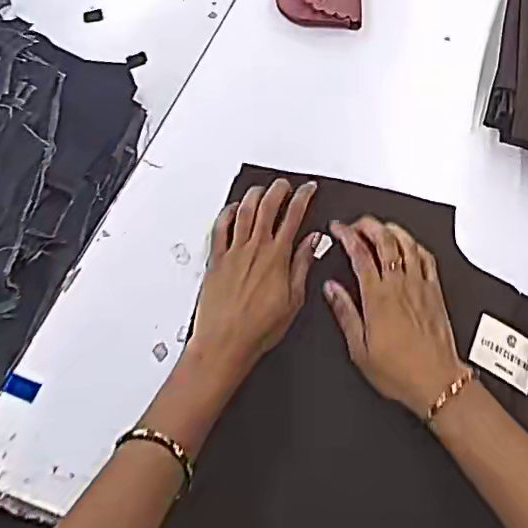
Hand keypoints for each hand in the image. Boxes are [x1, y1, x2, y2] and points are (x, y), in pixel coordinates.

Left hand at [186, 179, 319, 377]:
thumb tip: (312, 242)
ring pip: (244, 211)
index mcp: (277, 257)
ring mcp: (233, 252)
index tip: (308, 189)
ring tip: (261, 189)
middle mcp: (255, 248)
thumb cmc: (258, 328)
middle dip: (278, 189)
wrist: (225, 343)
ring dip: (254, 194)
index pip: (293, 215)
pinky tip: (232, 208)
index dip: (302, 197)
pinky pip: (220, 228)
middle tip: (285, 184)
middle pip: (267, 205)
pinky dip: (226, 213)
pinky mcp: (216, 260)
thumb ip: (302, 265)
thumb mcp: (294, 300)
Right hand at [323, 218, 468, 419]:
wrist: (435, 381)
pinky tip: (408, 244)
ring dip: (390, 229)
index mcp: (378, 297)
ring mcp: (419, 285)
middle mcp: (399, 285)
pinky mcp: (435, 290)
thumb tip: (331, 290)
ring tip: (379, 227)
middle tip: (356, 224)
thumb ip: (344, 313)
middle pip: (384, 239)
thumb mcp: (359, 349)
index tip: (338, 229)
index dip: (346, 235)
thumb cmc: (399, 371)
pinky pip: (426, 257)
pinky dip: (415, 244)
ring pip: (406, 243)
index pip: (360, 253)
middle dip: (367, 224)